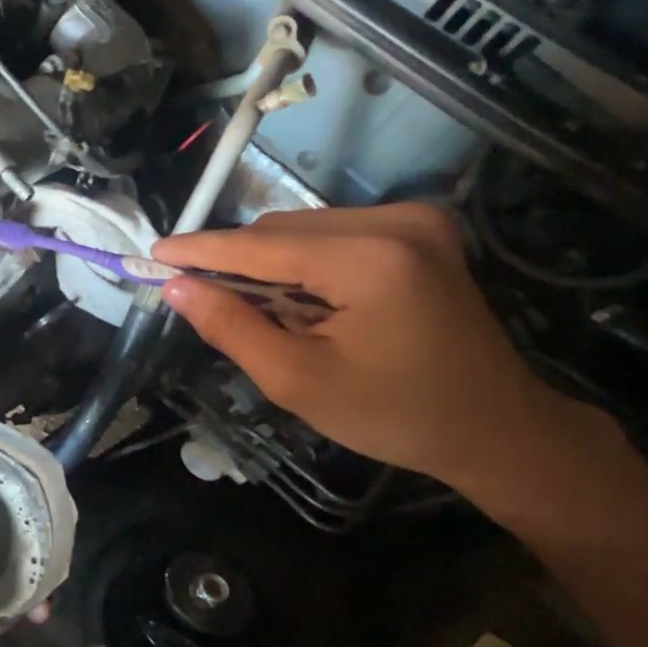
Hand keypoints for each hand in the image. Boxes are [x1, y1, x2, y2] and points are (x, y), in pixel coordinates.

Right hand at [152, 203, 598, 492]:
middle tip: (198, 298)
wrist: (496, 426)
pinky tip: (300, 300)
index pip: (259, 245)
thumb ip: (231, 327)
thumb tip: (176, 288)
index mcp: (369, 259)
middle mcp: (396, 222)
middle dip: (235, 261)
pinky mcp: (421, 229)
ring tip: (259, 311)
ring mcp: (414, 220)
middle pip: (280, 229)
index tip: (151, 255)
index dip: (200, 251)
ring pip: (302, 228)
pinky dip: (300, 262)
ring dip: (267, 263)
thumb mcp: (297, 381)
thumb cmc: (393, 414)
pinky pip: (332, 233)